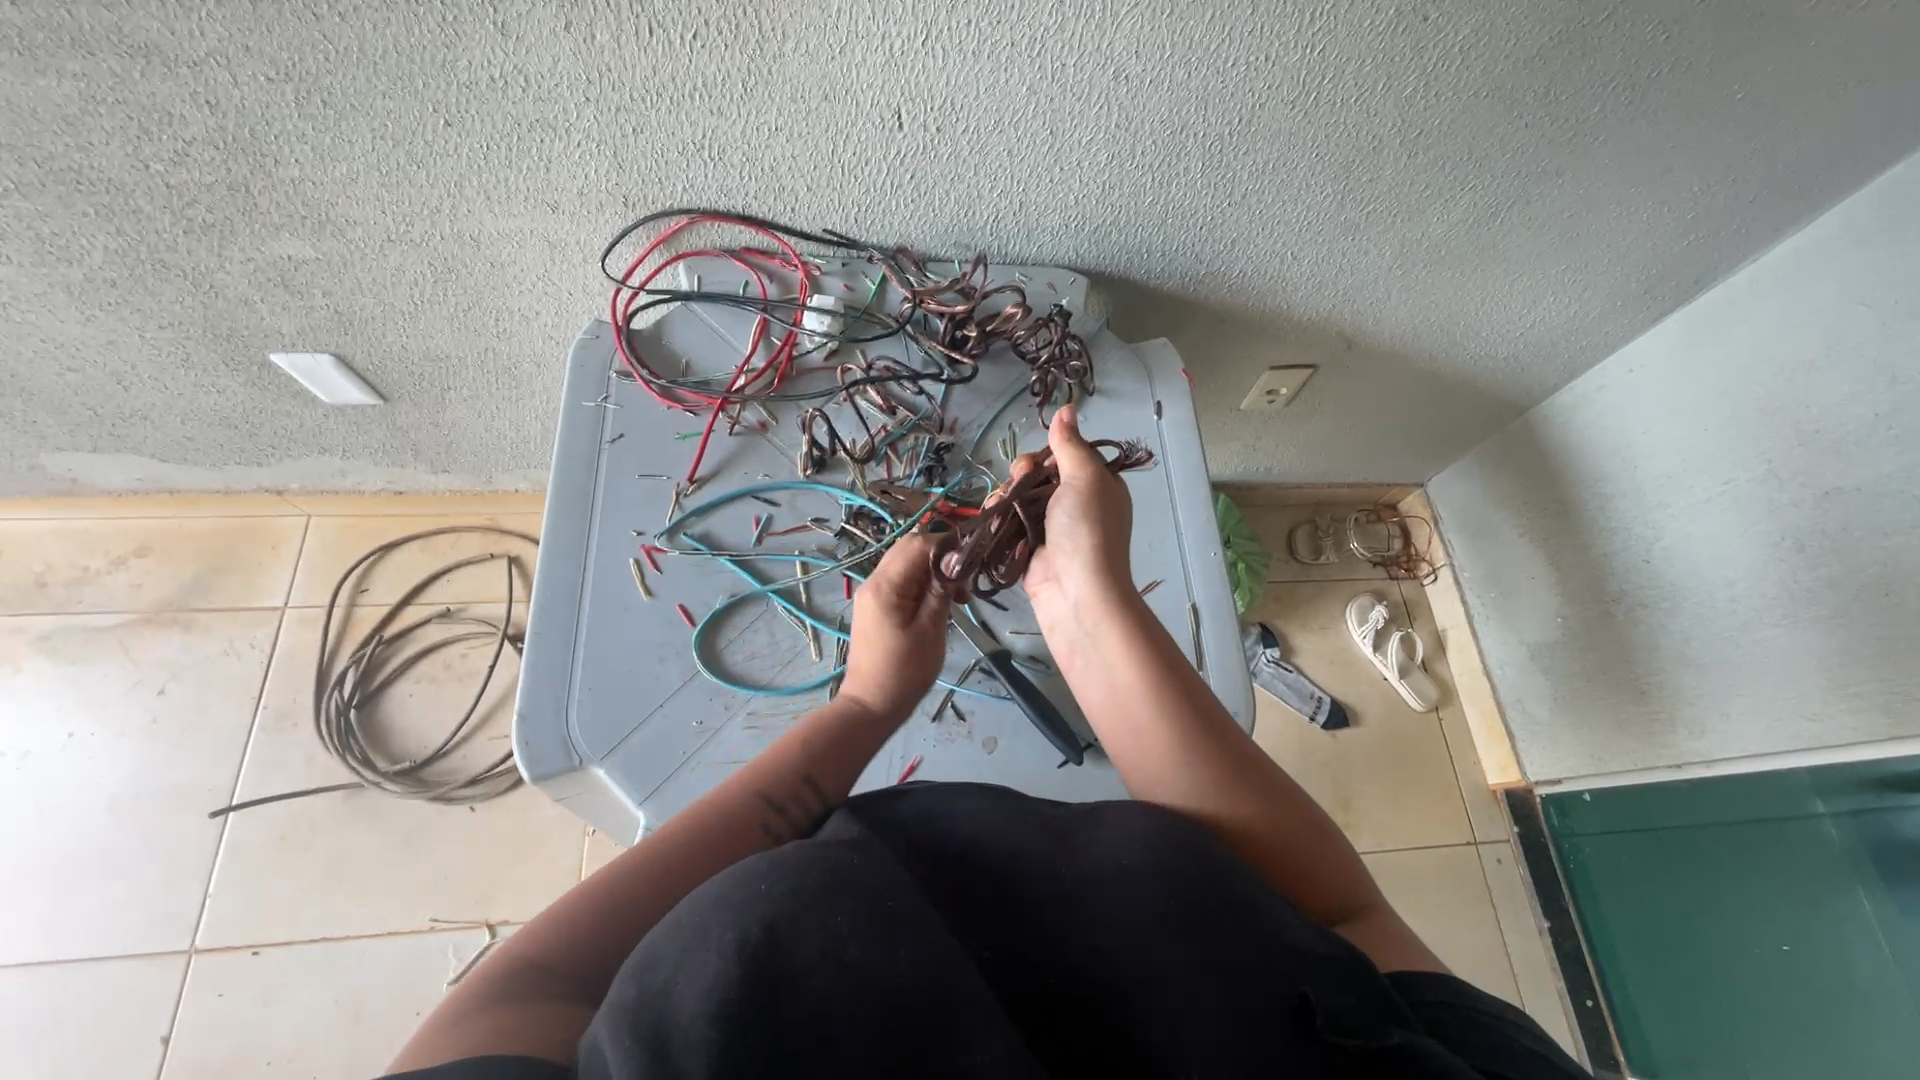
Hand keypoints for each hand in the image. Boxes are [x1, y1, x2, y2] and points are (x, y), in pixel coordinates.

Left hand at [839, 531, 951, 720]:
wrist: (871, 704)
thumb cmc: (905, 671)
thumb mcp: (931, 629)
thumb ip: (941, 590)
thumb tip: (957, 559)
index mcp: (885, 584)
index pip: (919, 544)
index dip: (948, 545)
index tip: (973, 561)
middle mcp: (874, 581)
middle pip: (910, 548)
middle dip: (941, 556)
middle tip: (965, 582)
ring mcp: (872, 593)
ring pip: (906, 563)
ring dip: (933, 570)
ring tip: (957, 596)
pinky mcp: (875, 605)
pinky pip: (900, 580)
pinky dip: (921, 583)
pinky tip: (939, 602)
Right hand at [1014, 405, 1135, 618]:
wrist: (1076, 592)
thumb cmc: (1087, 529)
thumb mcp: (1085, 477)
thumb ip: (1070, 444)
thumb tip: (1067, 408)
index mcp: (1098, 485)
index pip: (1067, 457)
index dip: (1048, 454)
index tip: (1038, 460)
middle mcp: (1077, 505)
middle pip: (1039, 476)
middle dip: (1022, 474)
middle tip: (1019, 481)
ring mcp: (1052, 529)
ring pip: (1020, 498)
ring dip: (1006, 494)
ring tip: (999, 503)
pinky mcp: (1031, 549)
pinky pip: (1010, 524)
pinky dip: (999, 517)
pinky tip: (992, 515)